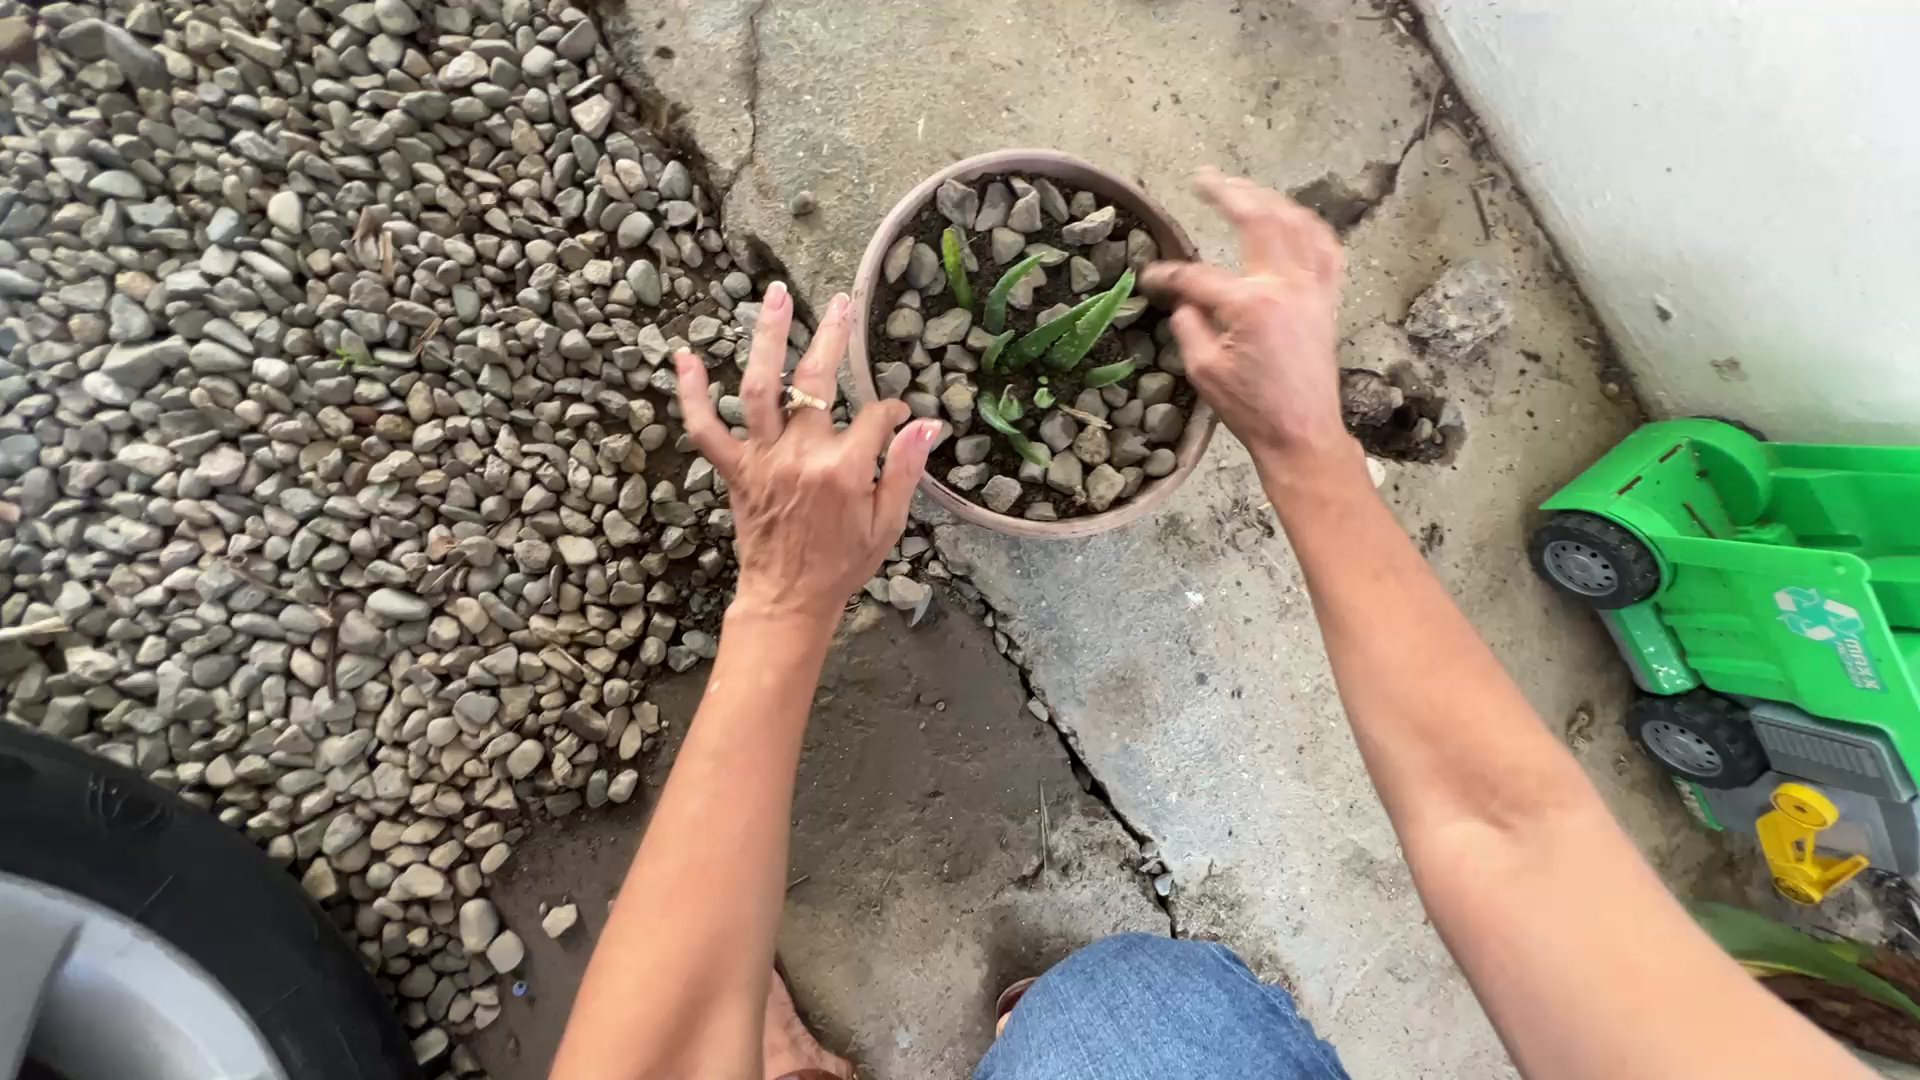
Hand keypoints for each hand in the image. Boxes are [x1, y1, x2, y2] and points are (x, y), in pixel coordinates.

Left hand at [675, 282, 940, 628]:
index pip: (876, 418)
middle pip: (817, 382)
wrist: (789, 597)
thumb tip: (927, 425)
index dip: (894, 411)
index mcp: (845, 470)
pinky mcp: (735, 471)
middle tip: (842, 302)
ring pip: (760, 388)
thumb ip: (905, 471)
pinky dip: (691, 394)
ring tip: (774, 297)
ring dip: (767, 338)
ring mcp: (763, 460)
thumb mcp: (888, 524)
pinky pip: (705, 429)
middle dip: (833, 336)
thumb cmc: (842, 564)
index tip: (900, 417)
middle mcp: (801, 455)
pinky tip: (685, 357)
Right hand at [1140, 168, 1350, 466]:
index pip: (1198, 276)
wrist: (1300, 431)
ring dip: (1269, 199)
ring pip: (1297, 222)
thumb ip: (1190, 325)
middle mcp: (1287, 284)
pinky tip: (1295, 219)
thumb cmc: (1249, 408)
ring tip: (1244, 189)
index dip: (1168, 275)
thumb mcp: (1203, 371)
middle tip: (1203, 178)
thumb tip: (1185, 299)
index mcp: (1251, 304)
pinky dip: (1308, 226)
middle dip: (1227, 192)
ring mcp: (1315, 287)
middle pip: (1257, 219)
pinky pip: (1325, 246)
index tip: (1149, 277)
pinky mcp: (1328, 298)